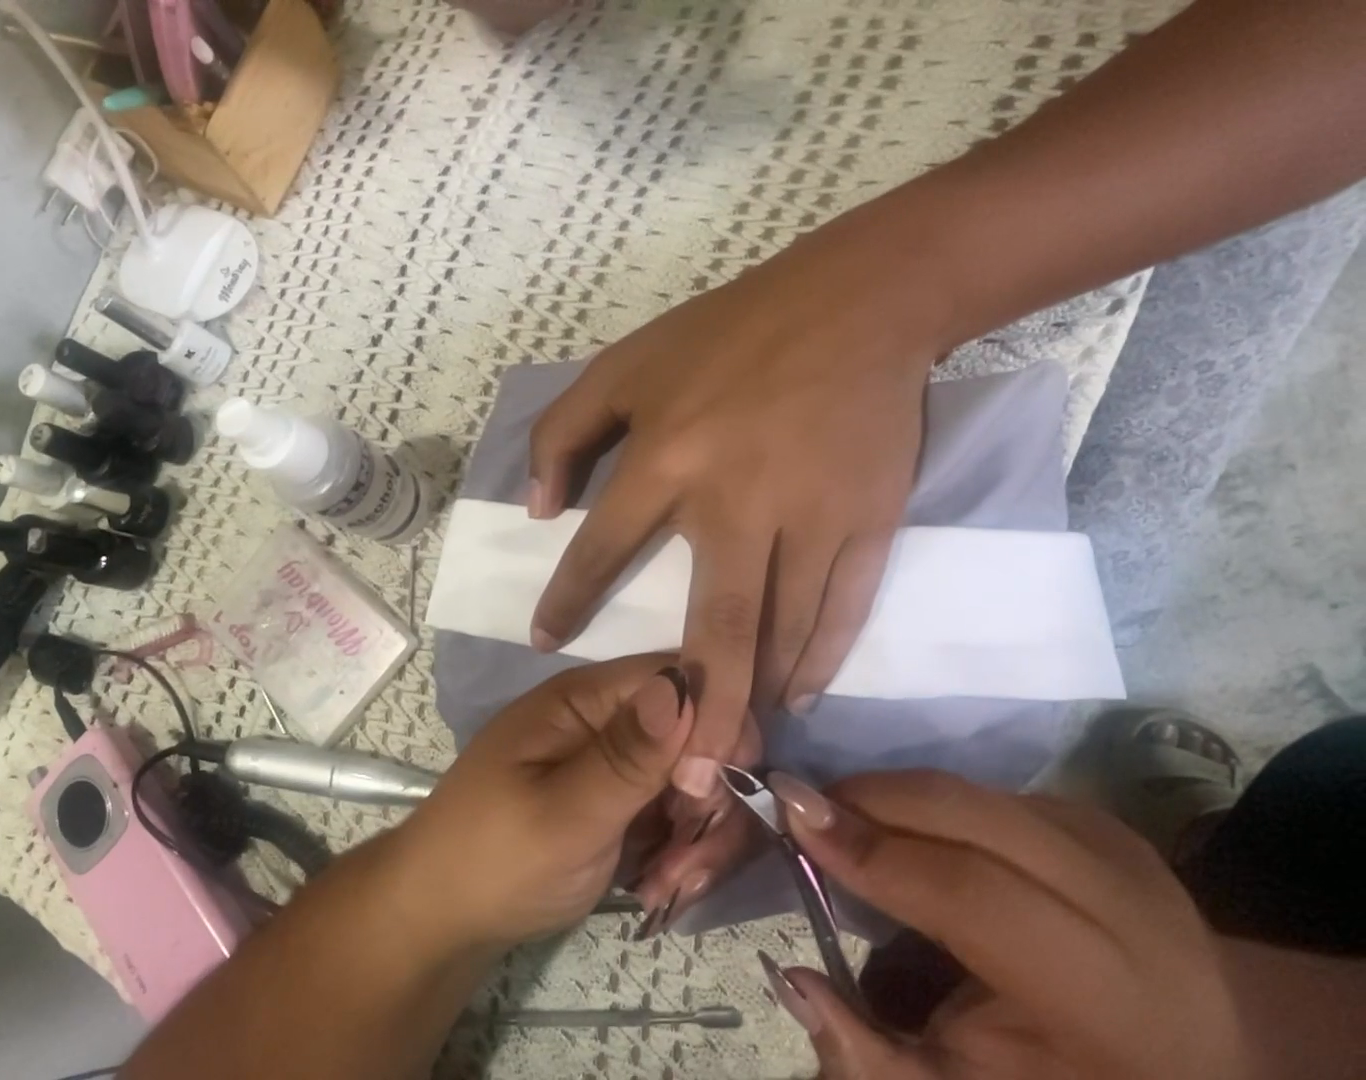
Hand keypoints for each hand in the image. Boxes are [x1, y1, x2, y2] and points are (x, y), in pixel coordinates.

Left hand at [386, 656, 695, 949]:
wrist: (447, 917)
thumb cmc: (495, 860)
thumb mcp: (563, 813)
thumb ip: (627, 757)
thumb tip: (681, 685)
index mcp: (580, 702)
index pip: (676, 677)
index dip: (717, 724)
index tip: (721, 789)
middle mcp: (602, 723)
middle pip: (699, 737)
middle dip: (710, 802)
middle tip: (688, 863)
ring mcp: (613, 768)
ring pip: (697, 784)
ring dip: (697, 839)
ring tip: (666, 885)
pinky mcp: (620, 808)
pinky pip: (677, 818)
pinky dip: (680, 855)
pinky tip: (656, 888)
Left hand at [527, 216, 949, 799]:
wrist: (858, 301)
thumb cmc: (724, 334)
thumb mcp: (621, 365)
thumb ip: (564, 433)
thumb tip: (539, 509)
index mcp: (665, 461)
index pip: (601, 551)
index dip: (568, 602)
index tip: (543, 642)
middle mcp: (733, 502)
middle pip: (713, 626)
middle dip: (697, 706)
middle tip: (683, 773)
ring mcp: (810, 517)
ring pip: (783, 629)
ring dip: (758, 695)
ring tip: (736, 748)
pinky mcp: (869, 521)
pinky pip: (843, 606)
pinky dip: (821, 656)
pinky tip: (798, 693)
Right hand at [763, 769, 1253, 1078]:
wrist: (1185, 1046)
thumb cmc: (1061, 1076)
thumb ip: (872, 1057)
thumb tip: (791, 978)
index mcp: (1108, 997)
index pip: (971, 894)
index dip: (874, 851)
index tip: (791, 816)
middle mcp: (1126, 905)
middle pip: (970, 815)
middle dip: (870, 798)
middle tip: (797, 804)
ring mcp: (1115, 848)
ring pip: (970, 792)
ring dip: (889, 794)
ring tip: (836, 818)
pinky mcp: (1095, 819)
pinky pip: (982, 791)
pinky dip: (921, 799)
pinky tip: (894, 826)